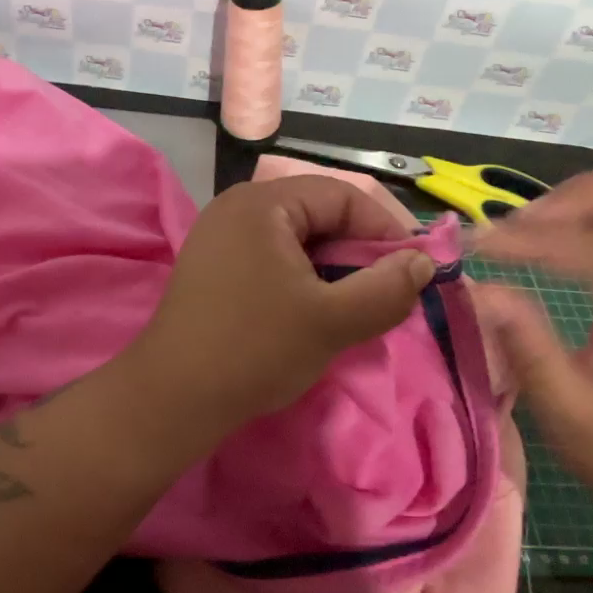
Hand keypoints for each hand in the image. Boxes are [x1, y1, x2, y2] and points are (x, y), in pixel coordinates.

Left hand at [124, 176, 436, 434]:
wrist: (171, 397)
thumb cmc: (255, 349)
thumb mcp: (332, 322)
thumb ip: (385, 289)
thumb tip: (421, 262)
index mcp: (263, 202)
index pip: (342, 195)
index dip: (384, 229)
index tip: (413, 268)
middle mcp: (238, 205)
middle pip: (317, 211)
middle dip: (358, 249)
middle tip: (386, 289)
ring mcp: (220, 233)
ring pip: (296, 236)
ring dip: (331, 265)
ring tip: (354, 304)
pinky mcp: (212, 263)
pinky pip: (271, 254)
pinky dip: (301, 275)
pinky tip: (313, 309)